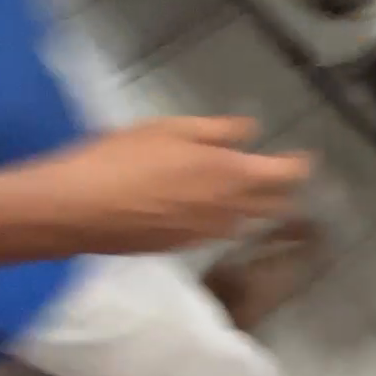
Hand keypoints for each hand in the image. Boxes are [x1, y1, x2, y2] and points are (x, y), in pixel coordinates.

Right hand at [37, 117, 313, 253]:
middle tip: (279, 176)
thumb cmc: (119, 160)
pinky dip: (230, 219)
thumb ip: (218, 131)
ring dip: (261, 208)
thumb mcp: (169, 130)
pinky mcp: (190, 245)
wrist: (72, 209)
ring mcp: (214, 231)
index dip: (301, 164)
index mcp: (235, 175)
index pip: (290, 174)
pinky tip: (213, 209)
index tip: (303, 156)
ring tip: (251, 192)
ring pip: (255, 221)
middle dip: (287, 190)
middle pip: (281, 203)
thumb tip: (251, 129)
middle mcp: (235, 208)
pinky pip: (224, 232)